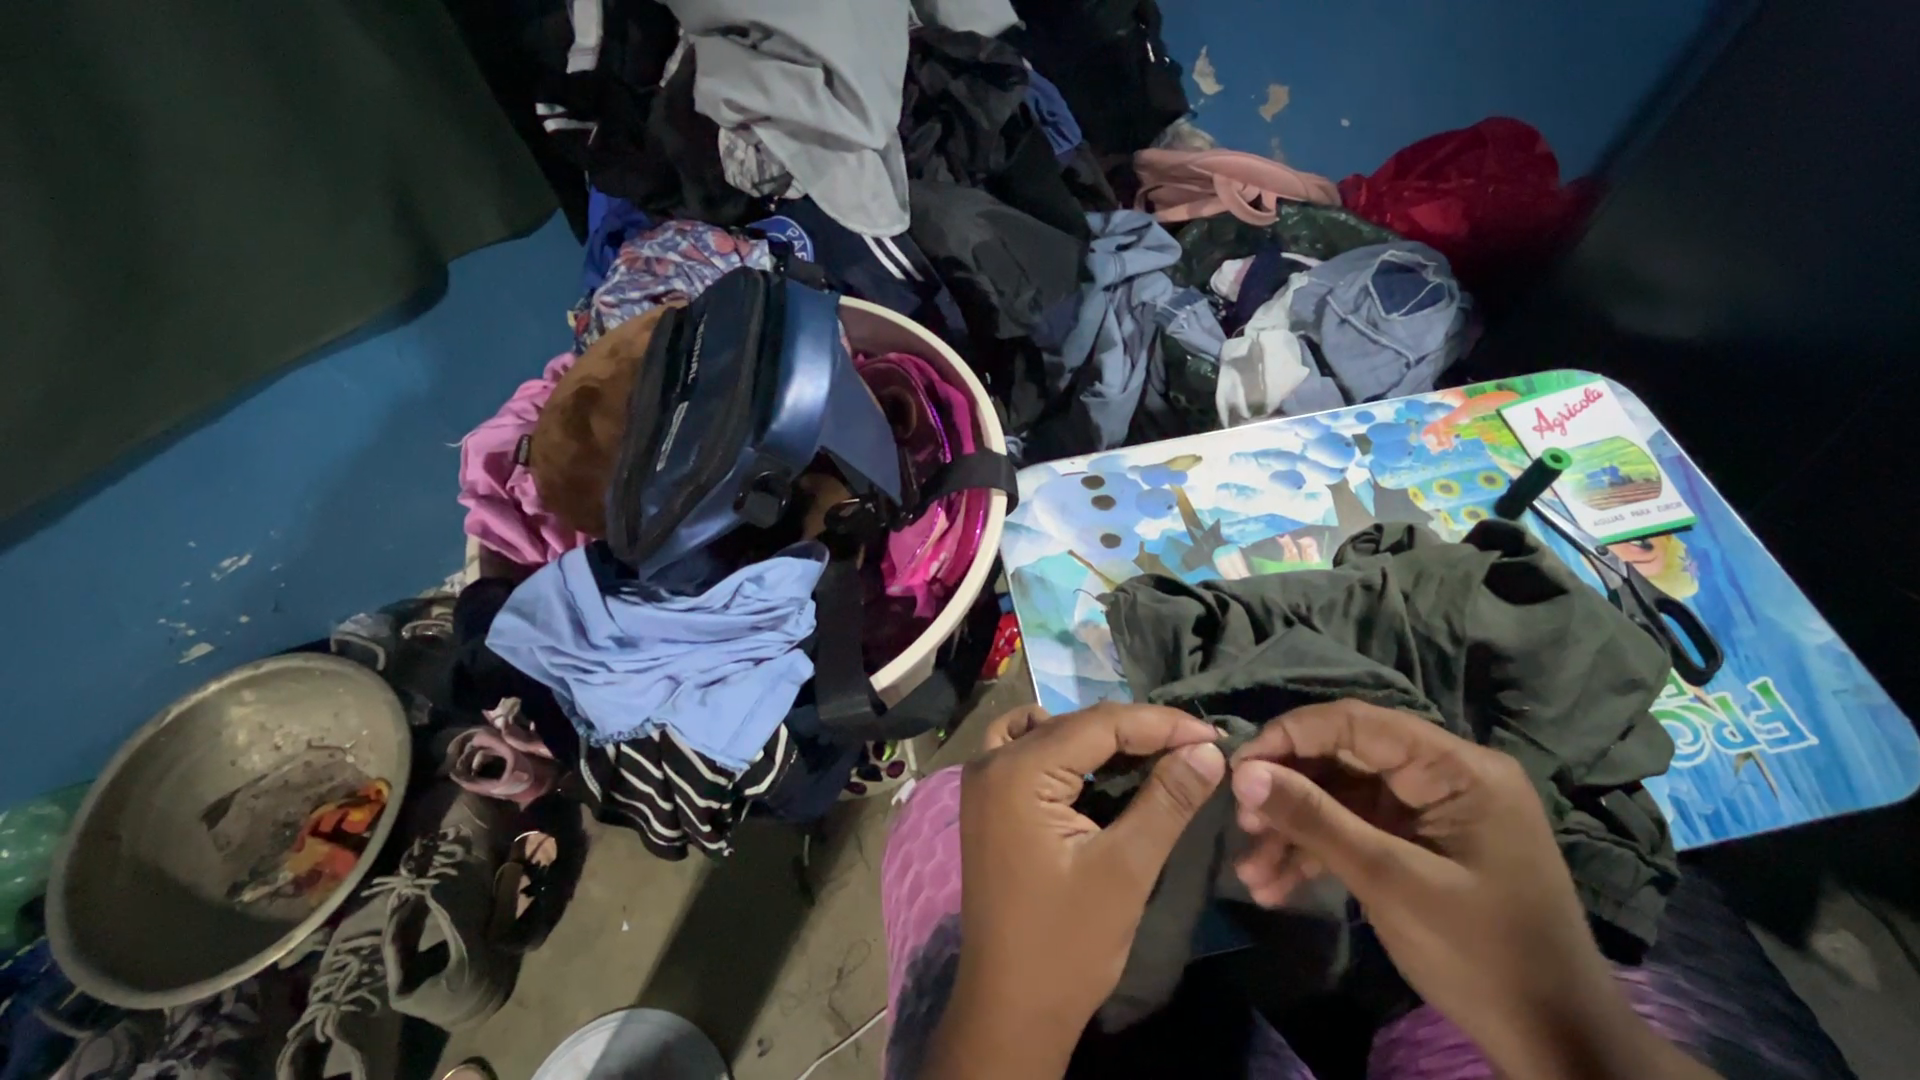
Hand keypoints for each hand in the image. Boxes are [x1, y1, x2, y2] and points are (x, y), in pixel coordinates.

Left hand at [927, 703, 1225, 1078]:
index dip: (1161, 724)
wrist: (1011, 1006)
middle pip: (1075, 724)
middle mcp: (990, 762)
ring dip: (1101, 739)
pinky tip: (1093, 767)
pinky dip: (1063, 750)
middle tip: (1196, 750)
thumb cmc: (1067, 943)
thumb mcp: (1126, 869)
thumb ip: (1167, 800)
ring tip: (1155, 755)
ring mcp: (982, 781)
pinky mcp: (987, 802)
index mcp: (1016, 771)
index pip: (1099, 723)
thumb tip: (1209, 751)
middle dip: (1137, 732)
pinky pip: (1026, 752)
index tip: (1215, 736)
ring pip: (1051, 733)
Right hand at [1229, 700, 1712, 1079]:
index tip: (1237, 770)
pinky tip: (1276, 886)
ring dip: (1293, 831)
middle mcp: (1443, 776)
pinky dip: (1316, 853)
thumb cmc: (1482, 954)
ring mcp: (1428, 812)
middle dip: (1286, 793)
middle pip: (1342, 759)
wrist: (1554, 1041)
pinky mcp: (1416, 844)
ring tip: (1251, 872)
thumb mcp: (1391, 882)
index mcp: (1457, 768)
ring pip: (1340, 798)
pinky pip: (1354, 830)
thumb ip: (1316, 819)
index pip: (1356, 723)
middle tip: (1240, 825)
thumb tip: (1243, 772)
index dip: (1290, 737)